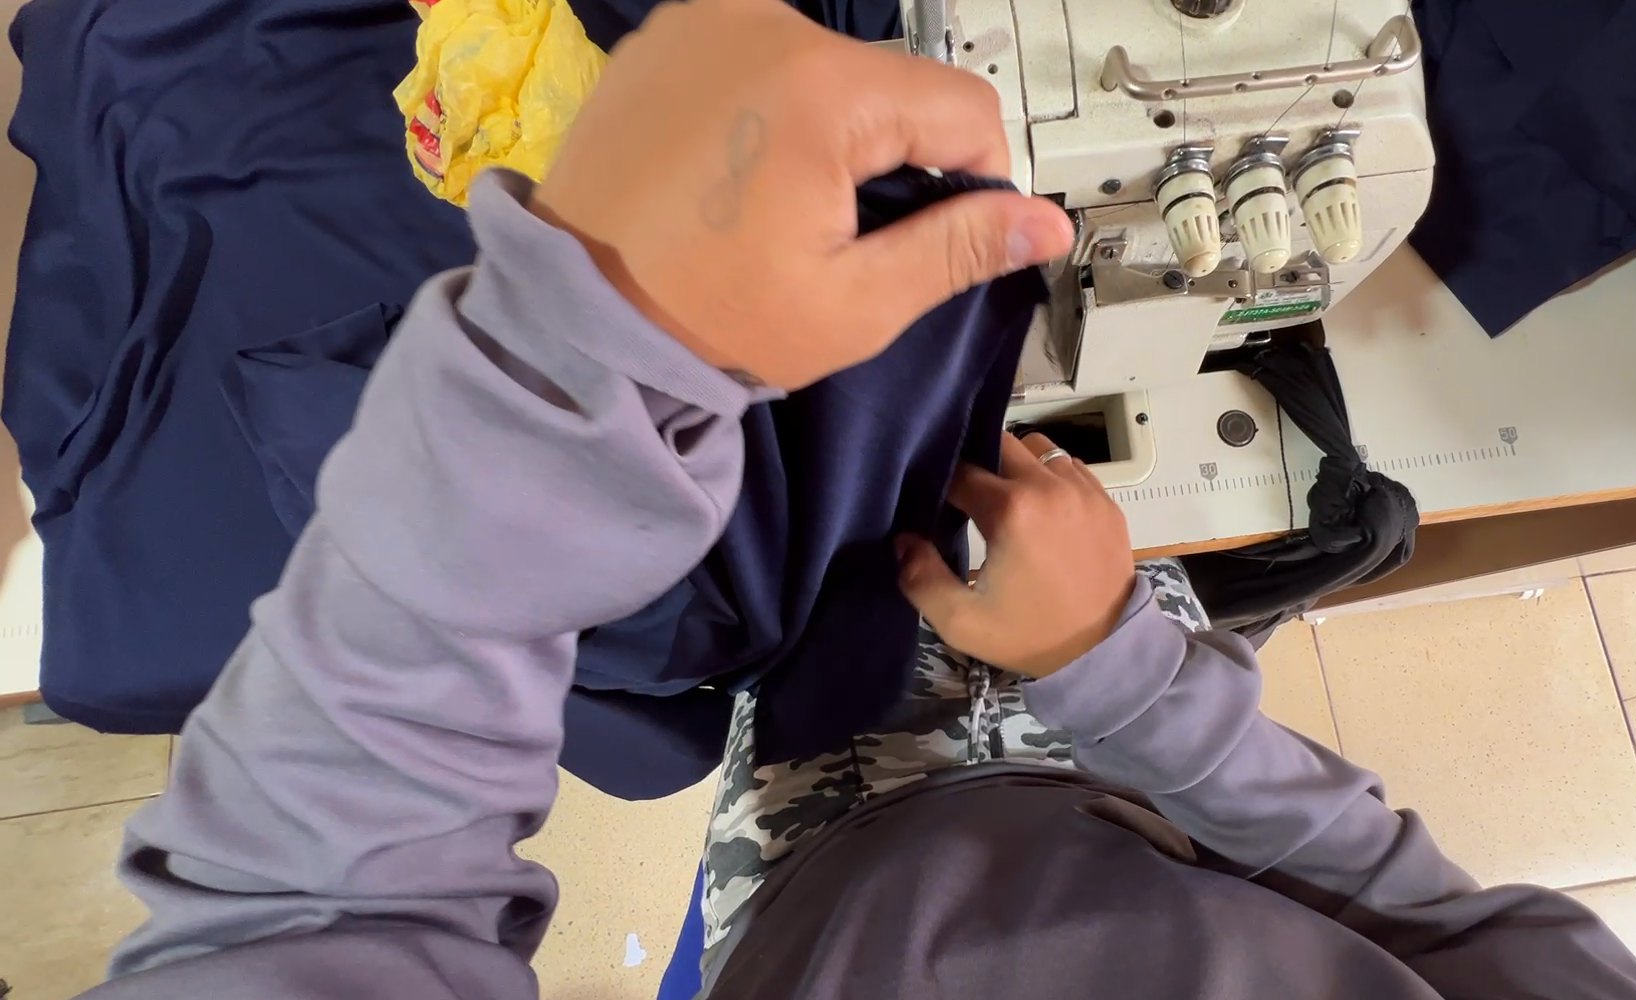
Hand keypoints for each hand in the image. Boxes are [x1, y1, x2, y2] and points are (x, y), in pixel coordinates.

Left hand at [529, 0, 1074, 389]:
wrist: (576, 318)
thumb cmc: (720, 322)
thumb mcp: (857, 304)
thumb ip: (958, 250)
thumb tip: (1048, 221)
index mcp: (823, 89)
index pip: (966, 106)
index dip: (980, 180)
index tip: (943, 240)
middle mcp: (766, 21)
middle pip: (901, 86)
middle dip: (908, 163)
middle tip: (857, 242)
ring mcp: (708, 17)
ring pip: (840, 75)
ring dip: (850, 141)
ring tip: (797, 215)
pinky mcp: (670, 35)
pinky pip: (770, 64)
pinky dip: (790, 117)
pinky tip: (752, 179)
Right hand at [897, 432, 1136, 677]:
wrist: (1103, 651)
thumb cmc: (1030, 636)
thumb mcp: (962, 621)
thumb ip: (921, 577)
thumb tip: (904, 540)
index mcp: (1010, 509)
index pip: (961, 473)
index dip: (942, 486)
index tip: (937, 505)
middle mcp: (1048, 486)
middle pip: (1001, 444)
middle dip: (980, 465)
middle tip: (970, 498)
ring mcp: (1083, 490)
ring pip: (1039, 449)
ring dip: (1017, 465)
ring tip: (1009, 498)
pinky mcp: (1106, 501)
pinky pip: (1070, 467)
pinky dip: (1051, 476)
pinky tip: (1043, 507)